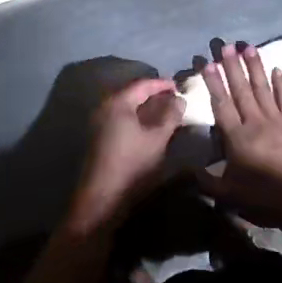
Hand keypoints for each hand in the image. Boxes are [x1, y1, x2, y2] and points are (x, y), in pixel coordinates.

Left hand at [68, 77, 184, 232]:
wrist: (102, 198)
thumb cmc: (132, 164)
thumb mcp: (158, 138)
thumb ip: (170, 115)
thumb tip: (179, 99)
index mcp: (117, 103)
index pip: (143, 84)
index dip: (163, 84)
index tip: (181, 87)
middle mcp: (105, 108)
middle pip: (133, 94)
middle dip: (156, 96)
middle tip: (176, 100)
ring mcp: (100, 124)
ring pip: (128, 109)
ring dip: (148, 110)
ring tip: (169, 114)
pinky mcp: (101, 139)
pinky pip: (123, 121)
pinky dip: (139, 120)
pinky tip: (153, 130)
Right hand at [194, 43, 281, 226]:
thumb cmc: (262, 196)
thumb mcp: (228, 194)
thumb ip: (207, 181)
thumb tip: (189, 171)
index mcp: (236, 137)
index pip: (221, 104)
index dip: (214, 83)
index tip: (208, 63)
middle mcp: (255, 122)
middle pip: (241, 90)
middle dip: (232, 67)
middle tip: (226, 45)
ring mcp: (276, 121)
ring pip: (263, 89)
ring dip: (255, 67)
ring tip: (248, 47)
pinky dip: (281, 84)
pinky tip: (277, 69)